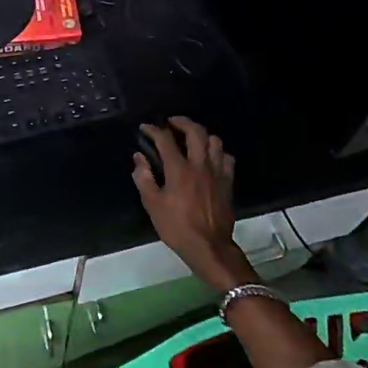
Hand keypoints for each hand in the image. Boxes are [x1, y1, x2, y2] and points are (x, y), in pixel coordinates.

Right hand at [132, 117, 256, 291]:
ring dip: (202, 135)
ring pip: (214, 141)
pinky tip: (211, 158)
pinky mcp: (228, 182)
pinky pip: (226, 158)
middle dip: (182, 122)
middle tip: (172, 122)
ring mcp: (217, 172)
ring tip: (192, 138)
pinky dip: (218, 152)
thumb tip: (139, 158)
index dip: (154, 130)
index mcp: (179, 169)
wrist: (208, 246)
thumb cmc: (177, 227)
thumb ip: (144, 178)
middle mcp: (200, 164)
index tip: (145, 128)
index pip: (165, 139)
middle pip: (195, 131)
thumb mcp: (152, 205)